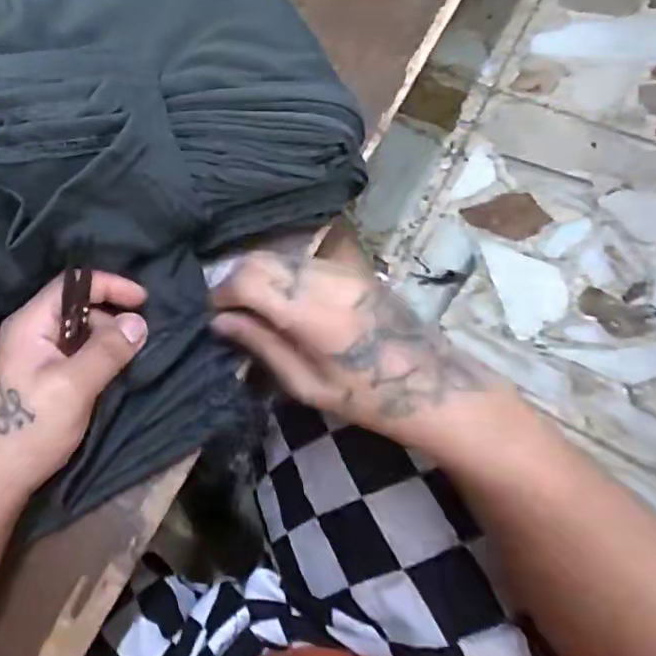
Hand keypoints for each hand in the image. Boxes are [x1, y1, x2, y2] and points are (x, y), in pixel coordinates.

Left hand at [0, 271, 148, 502]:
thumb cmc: (31, 426)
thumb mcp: (74, 386)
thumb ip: (106, 351)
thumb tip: (138, 322)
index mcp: (28, 323)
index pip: (70, 285)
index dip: (108, 285)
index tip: (144, 300)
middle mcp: (26, 332)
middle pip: (74, 307)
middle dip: (109, 316)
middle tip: (140, 340)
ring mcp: (29, 357)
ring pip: (74, 334)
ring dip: (104, 340)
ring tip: (131, 359)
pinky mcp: (36, 379)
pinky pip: (70, 355)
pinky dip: (93, 358)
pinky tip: (111, 374)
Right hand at [209, 251, 518, 455]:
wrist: (442, 390)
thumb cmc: (370, 399)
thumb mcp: (307, 385)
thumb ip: (261, 345)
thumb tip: (218, 321)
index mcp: (310, 313)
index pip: (244, 281)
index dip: (219, 294)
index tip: (213, 315)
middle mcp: (323, 280)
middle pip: (256, 260)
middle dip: (233, 281)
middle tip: (228, 311)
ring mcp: (339, 270)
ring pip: (276, 255)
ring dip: (255, 275)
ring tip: (252, 307)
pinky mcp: (352, 269)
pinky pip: (300, 260)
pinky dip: (279, 273)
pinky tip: (282, 300)